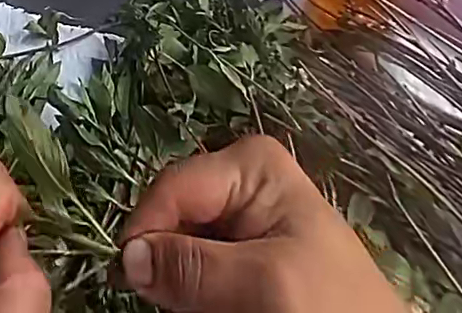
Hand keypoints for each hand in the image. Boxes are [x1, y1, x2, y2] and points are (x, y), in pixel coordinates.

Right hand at [118, 135, 401, 312]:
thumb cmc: (334, 310)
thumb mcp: (267, 285)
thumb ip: (196, 268)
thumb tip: (128, 258)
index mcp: (248, 162)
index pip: (173, 186)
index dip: (146, 230)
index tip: (127, 280)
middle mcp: (239, 181)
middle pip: (174, 214)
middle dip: (167, 257)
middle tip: (173, 302)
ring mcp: (241, 219)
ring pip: (180, 244)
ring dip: (180, 281)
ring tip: (202, 306)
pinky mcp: (242, 256)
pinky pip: (198, 267)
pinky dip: (195, 293)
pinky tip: (212, 306)